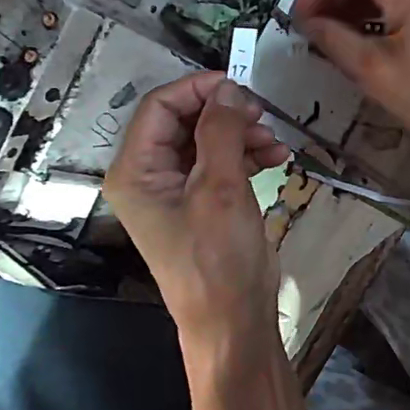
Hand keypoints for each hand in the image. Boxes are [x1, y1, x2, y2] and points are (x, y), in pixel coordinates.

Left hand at [104, 72, 292, 350]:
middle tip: (262, 114)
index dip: (198, 89)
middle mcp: (147, 176)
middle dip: (224, 114)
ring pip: (205, 140)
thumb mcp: (219, 188)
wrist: (233, 324)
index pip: (159, 107)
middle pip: (183, 121)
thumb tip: (228, 90)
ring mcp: (173, 191)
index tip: (240, 85)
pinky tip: (275, 157)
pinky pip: (217, 164)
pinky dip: (244, 156)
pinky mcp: (199, 204)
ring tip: (274, 142)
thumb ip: (221, 131)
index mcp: (135, 171)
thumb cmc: (218, 259)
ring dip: (240, 134)